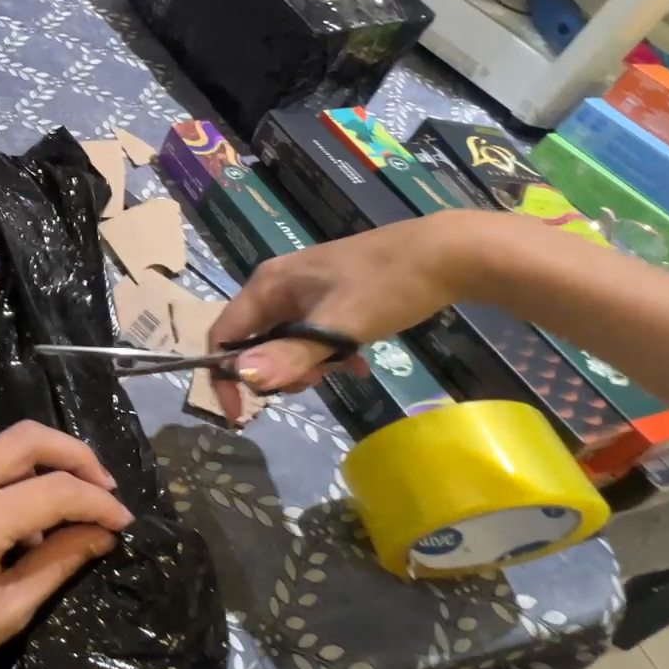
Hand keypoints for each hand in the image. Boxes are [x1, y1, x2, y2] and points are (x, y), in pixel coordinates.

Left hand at [0, 421, 134, 668]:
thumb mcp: (8, 611)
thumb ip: (59, 561)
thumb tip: (104, 532)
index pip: (51, 490)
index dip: (95, 501)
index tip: (123, 520)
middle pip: (26, 438)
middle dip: (75, 455)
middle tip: (105, 487)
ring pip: (2, 443)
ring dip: (44, 462)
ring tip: (70, 504)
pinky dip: (10, 474)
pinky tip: (24, 510)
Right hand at [209, 211, 486, 394]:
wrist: (444, 254)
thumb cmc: (386, 286)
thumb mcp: (339, 326)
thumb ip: (290, 354)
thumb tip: (243, 378)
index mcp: (267, 285)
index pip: (223, 335)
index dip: (224, 375)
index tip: (243, 414)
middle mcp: (276, 285)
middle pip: (253, 339)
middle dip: (276, 369)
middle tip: (314, 382)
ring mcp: (302, 290)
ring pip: (283, 339)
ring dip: (305, 363)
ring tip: (342, 368)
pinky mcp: (327, 295)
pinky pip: (309, 333)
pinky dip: (326, 352)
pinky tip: (356, 360)